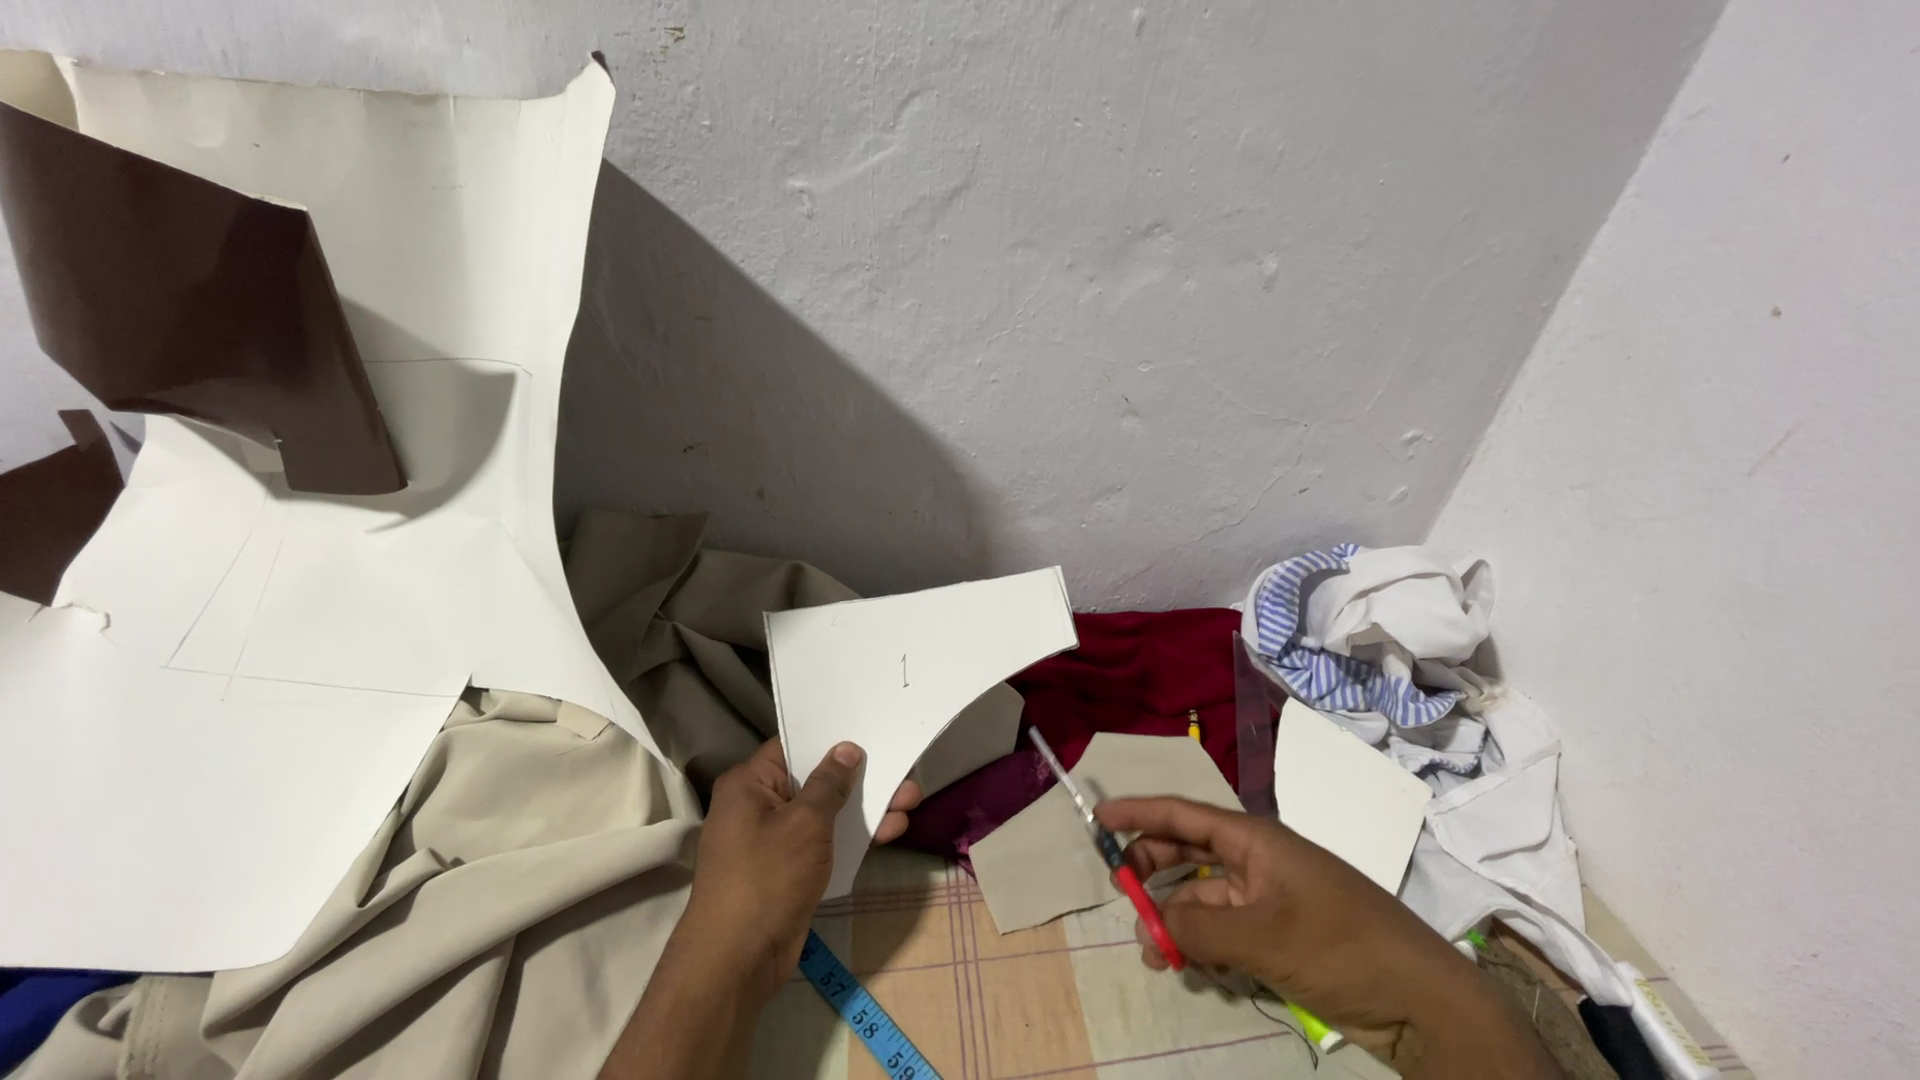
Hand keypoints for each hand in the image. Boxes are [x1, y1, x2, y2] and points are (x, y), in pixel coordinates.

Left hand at [682, 738, 920, 1003]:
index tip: (870, 730)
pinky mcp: (789, 869)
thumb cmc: (767, 877)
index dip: (832, 738)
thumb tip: (847, 750)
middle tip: (904, 773)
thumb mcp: (805, 823)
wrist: (738, 959)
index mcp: (749, 783)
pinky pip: (824, 841)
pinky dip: (853, 835)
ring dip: (864, 808)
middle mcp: (758, 805)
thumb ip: (830, 783)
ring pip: (825, 812)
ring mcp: (774, 839)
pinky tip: (891, 830)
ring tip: (910, 802)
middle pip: (815, 780)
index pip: (793, 745)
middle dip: (860, 778)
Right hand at [1097, 797, 1560, 1077]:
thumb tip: (1151, 925)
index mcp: (1258, 841)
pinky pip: (1224, 933)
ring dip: (1175, 922)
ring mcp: (1270, 902)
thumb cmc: (1343, 947)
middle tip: (1125, 901)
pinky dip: (1202, 947)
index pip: (1186, 815)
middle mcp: (1259, 864)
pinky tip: (1194, 972)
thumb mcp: (1263, 936)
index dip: (1140, 812)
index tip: (1098, 816)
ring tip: (1157, 956)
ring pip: (1203, 902)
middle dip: (1153, 875)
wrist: (1423, 1001)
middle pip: (1189, 855)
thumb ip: (1198, 928)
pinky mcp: (1279, 938)